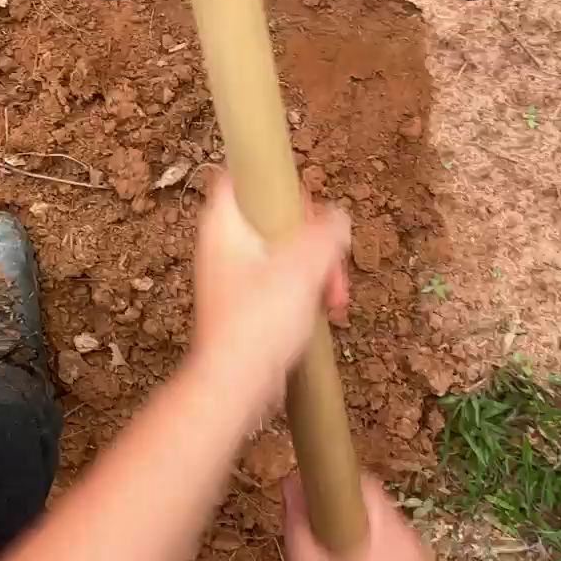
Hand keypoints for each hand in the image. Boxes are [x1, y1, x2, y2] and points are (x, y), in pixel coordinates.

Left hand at [192, 177, 349, 410]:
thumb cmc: (258, 320)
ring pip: (281, 253)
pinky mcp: (242, 302)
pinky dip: (302, 291)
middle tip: (332, 260)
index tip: (302, 203)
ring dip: (315, 269)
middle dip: (312, 238)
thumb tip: (337, 217)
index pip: (240, 178)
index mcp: (224, 222)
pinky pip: (278, 282)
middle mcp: (222, 243)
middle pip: (272, 219)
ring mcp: (232, 273)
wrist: (235, 382)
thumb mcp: (303, 267)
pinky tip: (325, 310)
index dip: (274, 183)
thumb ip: (325, 235)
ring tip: (335, 295)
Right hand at [282, 475, 437, 560]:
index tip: (313, 494)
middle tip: (320, 535)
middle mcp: (414, 542)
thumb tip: (289, 482)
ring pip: (384, 530)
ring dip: (360, 536)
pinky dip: (376, 558)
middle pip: (373, 506)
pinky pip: (397, 554)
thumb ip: (297, 521)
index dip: (333, 482)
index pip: (363, 481)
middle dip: (344, 513)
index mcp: (390, 531)